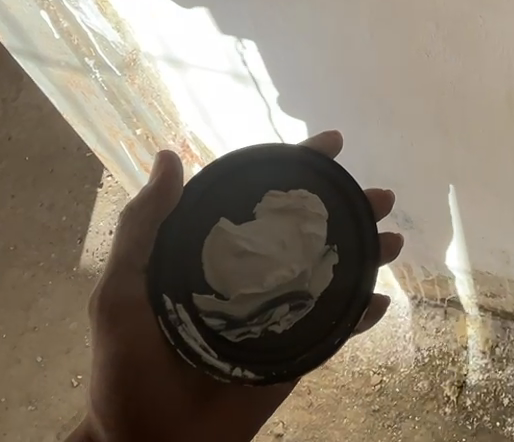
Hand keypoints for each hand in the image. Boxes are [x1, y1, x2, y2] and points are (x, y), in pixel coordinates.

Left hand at [72, 131, 402, 441]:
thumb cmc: (127, 371)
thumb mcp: (120, 295)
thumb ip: (142, 229)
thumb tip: (170, 156)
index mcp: (220, 251)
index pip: (265, 195)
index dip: (301, 165)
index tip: (333, 143)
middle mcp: (256, 273)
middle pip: (312, 228)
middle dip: (351, 206)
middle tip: (381, 196)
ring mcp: (279, 312)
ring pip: (333, 271)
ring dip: (367, 252)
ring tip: (393, 240)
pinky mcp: (294, 354)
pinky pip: (336, 329)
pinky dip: (361, 313)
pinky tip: (379, 300)